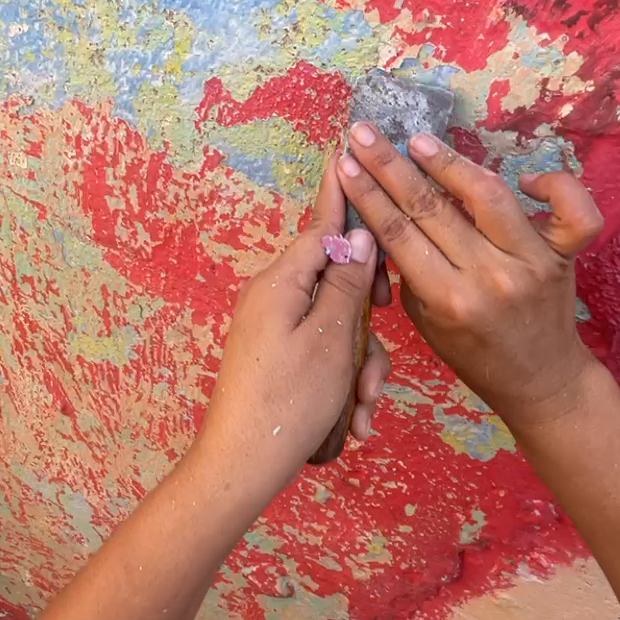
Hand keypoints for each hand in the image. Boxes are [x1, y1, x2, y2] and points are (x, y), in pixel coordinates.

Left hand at [194, 166, 392, 503]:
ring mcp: (274, 327)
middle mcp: (274, 296)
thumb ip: (347, 284)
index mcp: (280, 281)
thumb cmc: (288, 398)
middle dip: (367, 326)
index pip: (321, 226)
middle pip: (337, 284)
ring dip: (358, 368)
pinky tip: (351, 422)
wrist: (241, 465)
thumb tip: (359, 237)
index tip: (351, 154)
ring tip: (361, 411)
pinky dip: (341, 383)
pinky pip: (321, 353)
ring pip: (336, 328)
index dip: (344, 198)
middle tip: (377, 365)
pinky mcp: (277, 355)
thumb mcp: (331, 339)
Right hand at [336, 123, 603, 430]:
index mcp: (447, 299)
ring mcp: (532, 263)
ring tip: (418, 141)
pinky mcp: (566, 256)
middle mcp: (490, 277)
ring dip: (448, 163)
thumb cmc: (470, 350)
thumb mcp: (423, 317)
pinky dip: (556, 186)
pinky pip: (576, 213)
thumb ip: (407, 266)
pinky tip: (525, 177)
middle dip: (389, 164)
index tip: (345, 162)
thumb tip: (384, 208)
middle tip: (364, 132)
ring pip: (488, 196)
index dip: (367, 192)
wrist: (538, 380)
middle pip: (430, 207)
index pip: (397, 232)